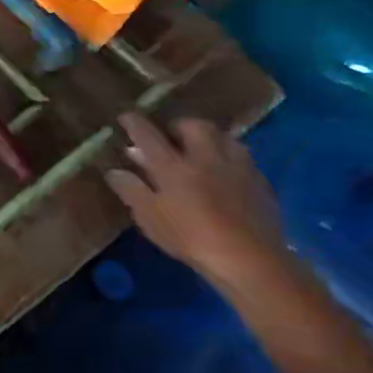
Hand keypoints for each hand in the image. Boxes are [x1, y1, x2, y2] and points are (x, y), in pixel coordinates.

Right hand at [105, 113, 287, 281]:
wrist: (248, 258)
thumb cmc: (189, 237)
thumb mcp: (149, 218)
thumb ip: (131, 190)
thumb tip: (114, 170)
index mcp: (173, 167)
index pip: (149, 136)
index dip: (135, 123)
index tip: (126, 115)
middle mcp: (205, 158)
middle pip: (193, 126)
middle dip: (178, 125)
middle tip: (169, 136)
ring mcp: (235, 166)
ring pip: (222, 136)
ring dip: (207, 137)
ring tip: (199, 149)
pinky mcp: (258, 180)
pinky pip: (241, 156)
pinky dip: (226, 156)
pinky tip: (223, 172)